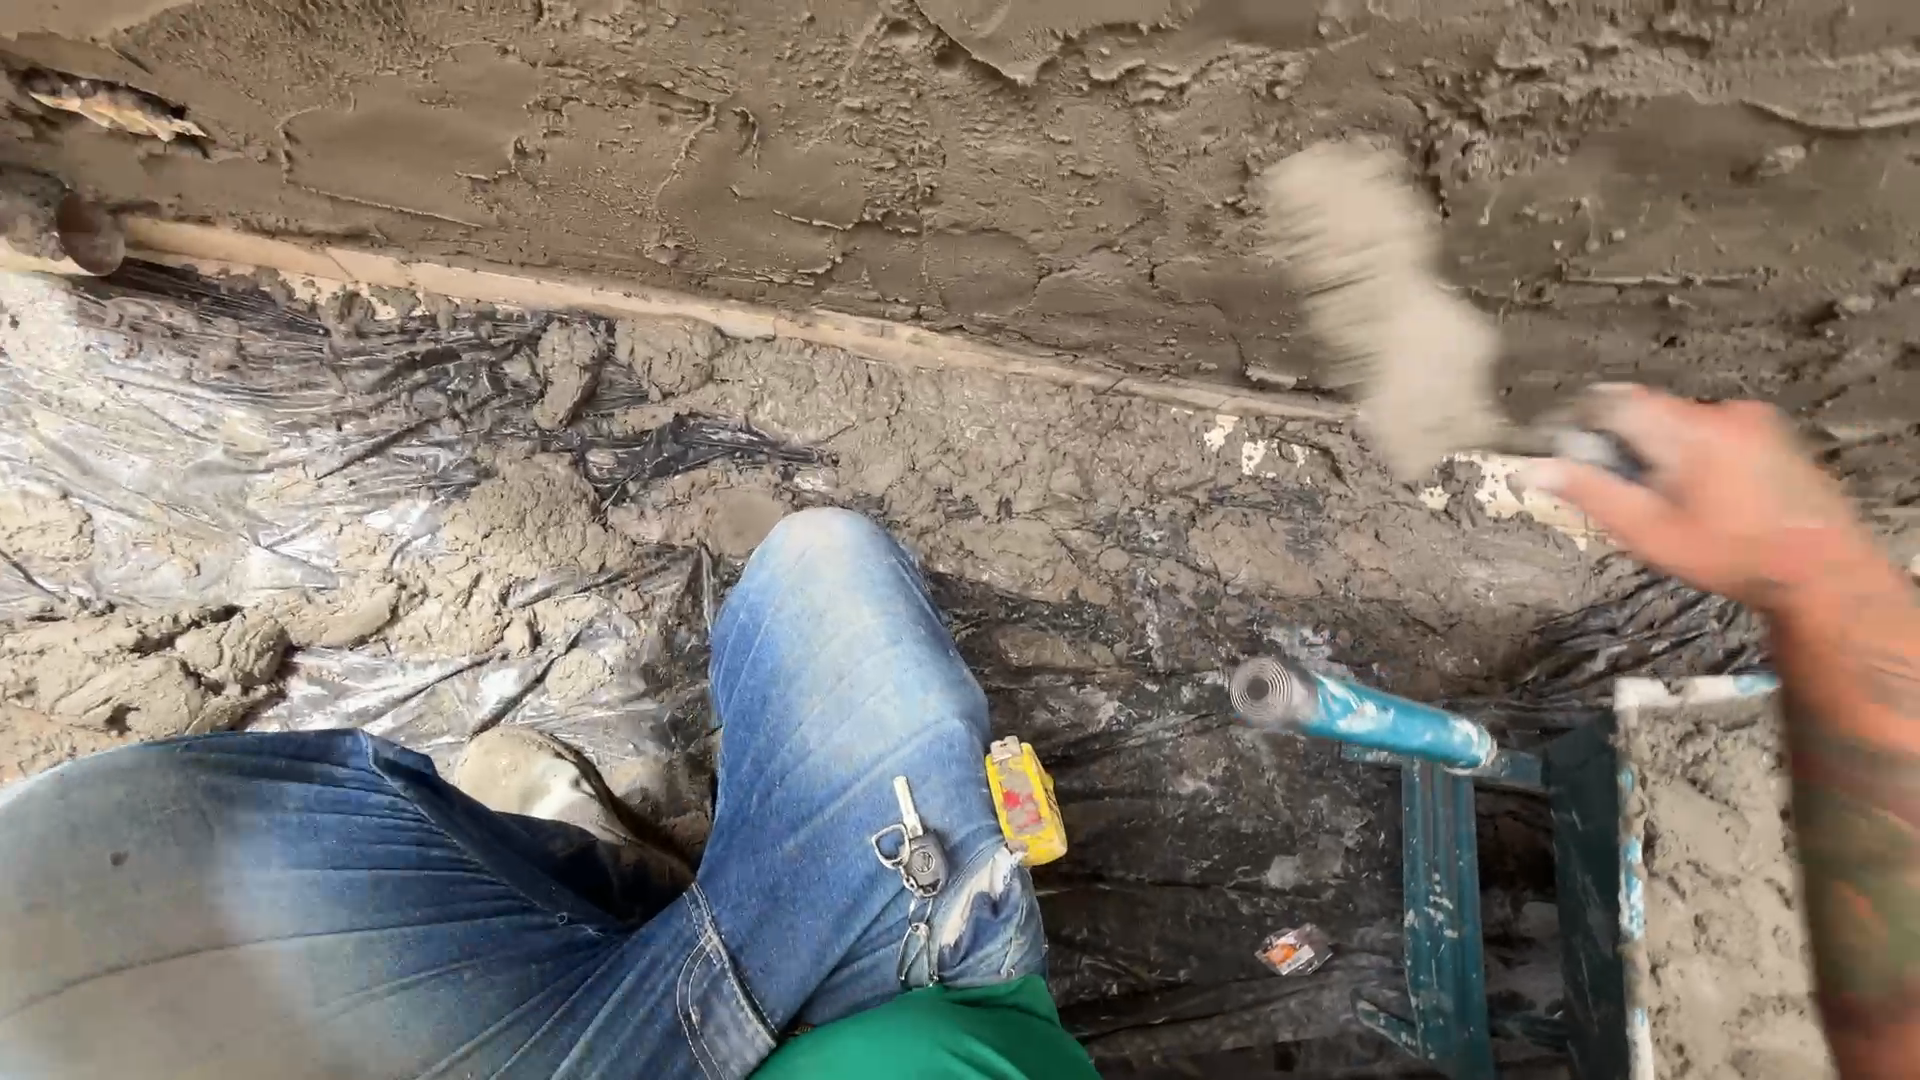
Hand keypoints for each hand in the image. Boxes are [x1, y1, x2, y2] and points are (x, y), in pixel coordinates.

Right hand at [1523, 385, 1875, 613]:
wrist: (1822, 572)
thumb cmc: (1732, 555)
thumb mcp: (1644, 529)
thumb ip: (1587, 491)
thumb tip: (1531, 469)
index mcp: (1692, 431)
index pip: (1612, 401)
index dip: (1576, 421)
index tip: (1556, 446)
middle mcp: (1725, 415)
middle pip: (1641, 412)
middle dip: (1615, 445)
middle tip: (1614, 489)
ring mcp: (1753, 422)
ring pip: (1669, 423)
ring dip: (1647, 450)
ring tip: (1655, 497)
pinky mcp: (1768, 434)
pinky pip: (1701, 431)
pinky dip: (1680, 453)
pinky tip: (1689, 493)